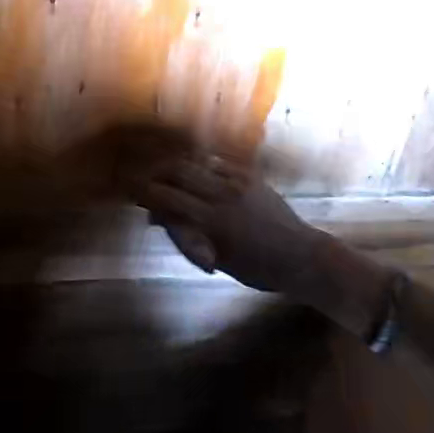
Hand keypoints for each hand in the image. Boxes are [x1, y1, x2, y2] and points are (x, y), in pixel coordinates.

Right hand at [131, 152, 326, 295]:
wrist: (302, 256)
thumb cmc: (258, 270)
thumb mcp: (218, 258)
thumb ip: (188, 236)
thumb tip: (158, 216)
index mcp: (212, 220)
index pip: (167, 197)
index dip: (145, 192)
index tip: (131, 190)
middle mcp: (222, 194)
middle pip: (177, 172)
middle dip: (156, 174)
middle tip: (144, 180)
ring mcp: (238, 181)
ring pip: (196, 163)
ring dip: (176, 166)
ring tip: (164, 174)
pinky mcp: (250, 176)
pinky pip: (217, 163)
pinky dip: (200, 165)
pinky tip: (195, 172)